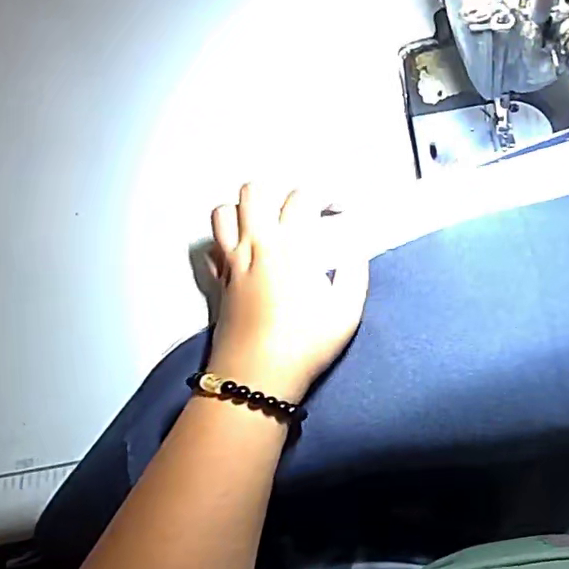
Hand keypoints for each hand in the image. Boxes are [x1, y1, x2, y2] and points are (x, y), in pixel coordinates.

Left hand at [205, 182, 367, 402]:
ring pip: (223, 213)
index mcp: (290, 246)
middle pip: (253, 192)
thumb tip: (356, 253)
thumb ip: (355, 273)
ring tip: (267, 227)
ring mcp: (230, 263)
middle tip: (298, 211)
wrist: (257, 376)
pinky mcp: (217, 283)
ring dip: (245, 211)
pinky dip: (225, 242)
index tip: (336, 209)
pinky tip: (243, 256)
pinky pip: (211, 248)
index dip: (323, 195)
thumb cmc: (306, 343)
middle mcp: (255, 245)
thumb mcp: (348, 310)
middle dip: (278, 191)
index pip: (301, 197)